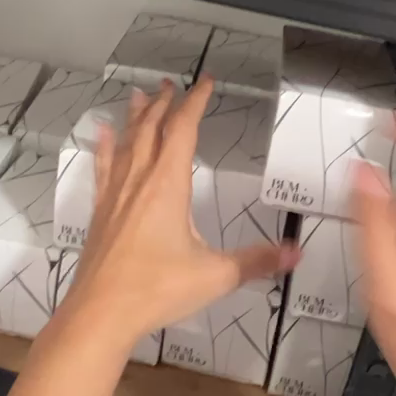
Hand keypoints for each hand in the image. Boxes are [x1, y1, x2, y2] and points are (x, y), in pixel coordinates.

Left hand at [59, 77, 298, 345]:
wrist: (101, 313)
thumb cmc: (158, 289)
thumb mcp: (215, 275)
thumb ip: (256, 261)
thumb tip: (295, 253)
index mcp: (168, 185)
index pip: (183, 129)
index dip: (196, 102)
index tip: (206, 83)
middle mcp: (139, 180)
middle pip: (152, 128)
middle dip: (165, 103)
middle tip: (172, 83)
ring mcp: (115, 194)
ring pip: (126, 142)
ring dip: (136, 117)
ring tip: (140, 95)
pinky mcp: (100, 211)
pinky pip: (103, 168)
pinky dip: (105, 146)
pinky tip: (102, 134)